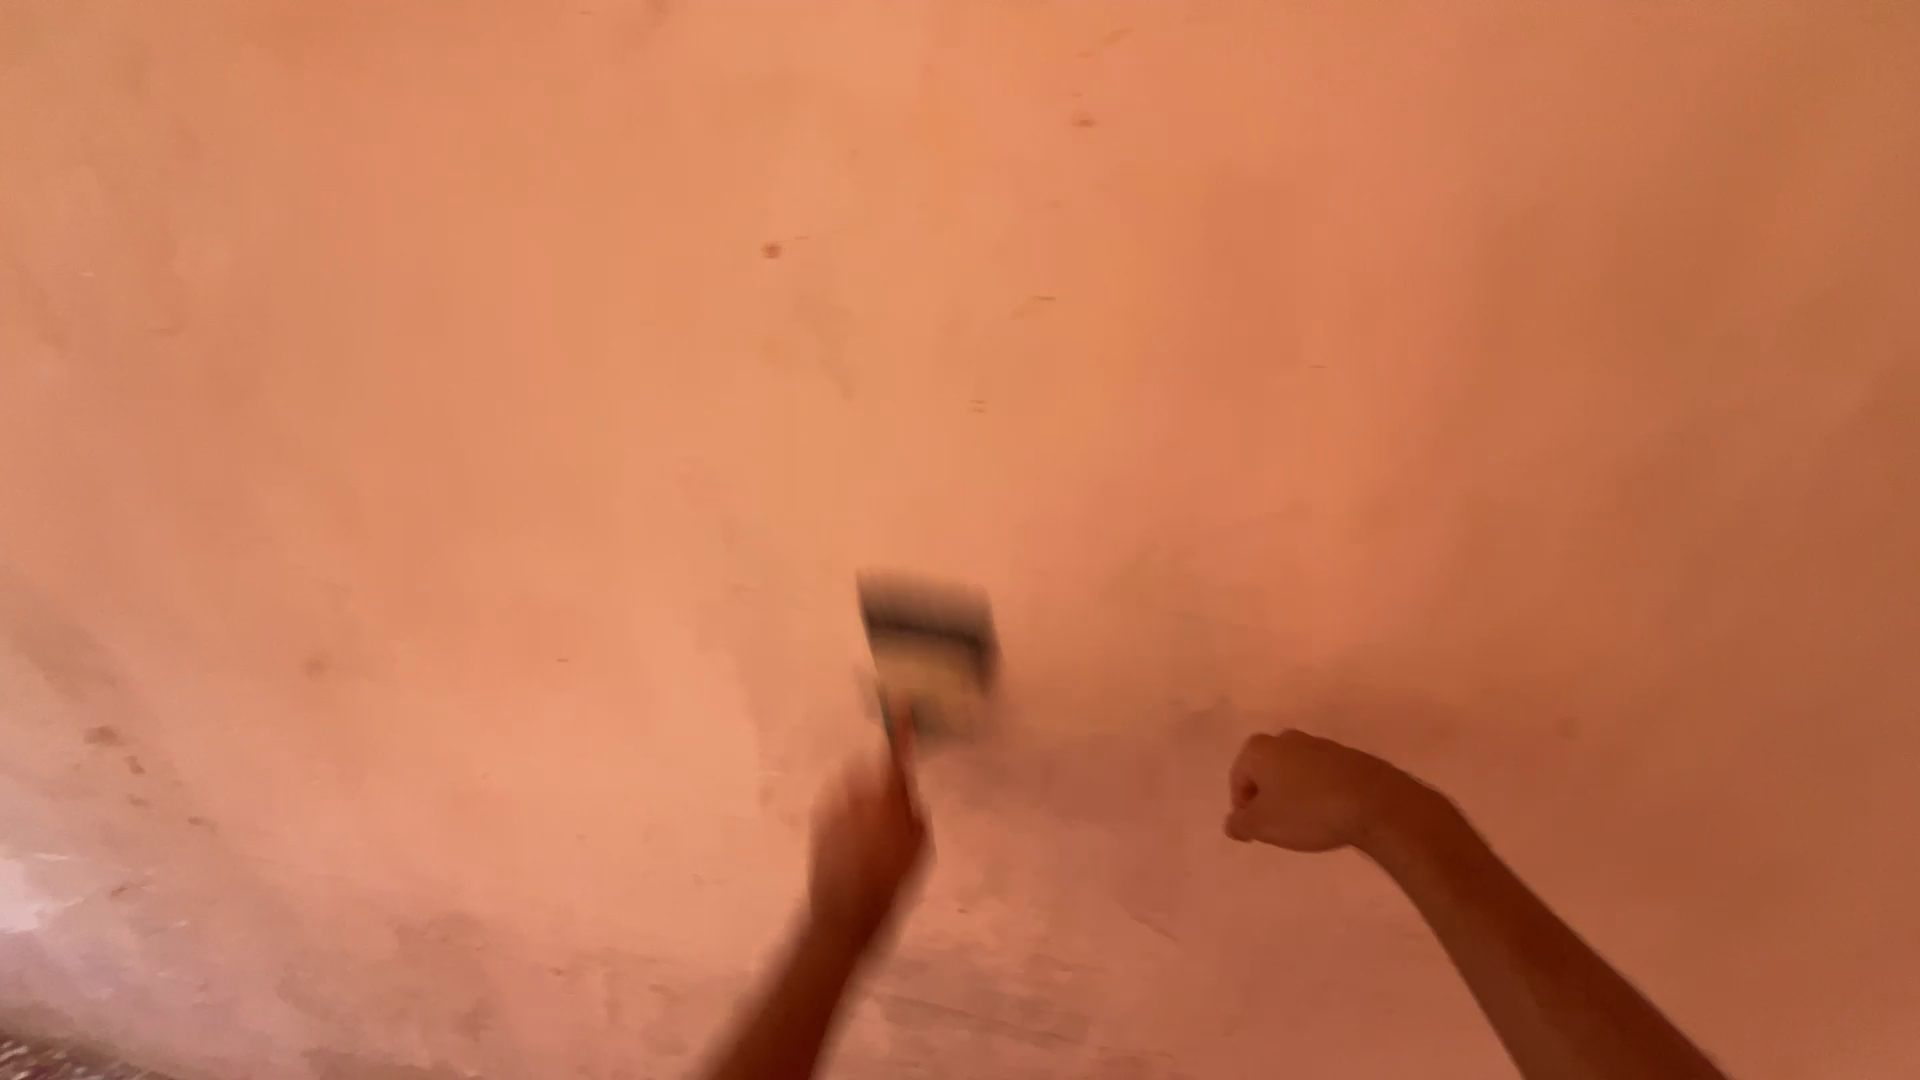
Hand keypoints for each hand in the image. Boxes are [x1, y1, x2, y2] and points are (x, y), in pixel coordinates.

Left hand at [808, 715, 928, 944]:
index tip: (901, 704)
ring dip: (862, 800)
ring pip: (854, 789)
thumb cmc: (891, 884)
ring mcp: (835, 807)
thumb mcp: (920, 848)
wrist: (844, 915)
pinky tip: (853, 846)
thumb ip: (913, 813)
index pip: (897, 755)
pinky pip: (839, 806)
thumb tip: (904, 798)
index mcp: (887, 797)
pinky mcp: (819, 822)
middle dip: (880, 785)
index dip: (901, 729)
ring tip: (869, 837)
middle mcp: (858, 794)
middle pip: (872, 773)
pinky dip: (847, 815)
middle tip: (890, 818)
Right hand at [1224, 730, 1437, 852]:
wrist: (1375, 803)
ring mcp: (1320, 745)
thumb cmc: (1307, 811)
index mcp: (1259, 749)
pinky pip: (1324, 777)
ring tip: (1309, 824)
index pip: (1238, 780)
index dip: (1243, 809)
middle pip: (1267, 773)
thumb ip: (1240, 824)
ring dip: (1296, 796)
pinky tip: (1333, 815)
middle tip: (1280, 827)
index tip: (1257, 831)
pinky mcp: (1349, 757)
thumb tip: (1232, 824)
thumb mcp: (1264, 825)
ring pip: (1296, 774)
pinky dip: (1322, 794)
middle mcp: (1286, 739)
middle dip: (1269, 799)